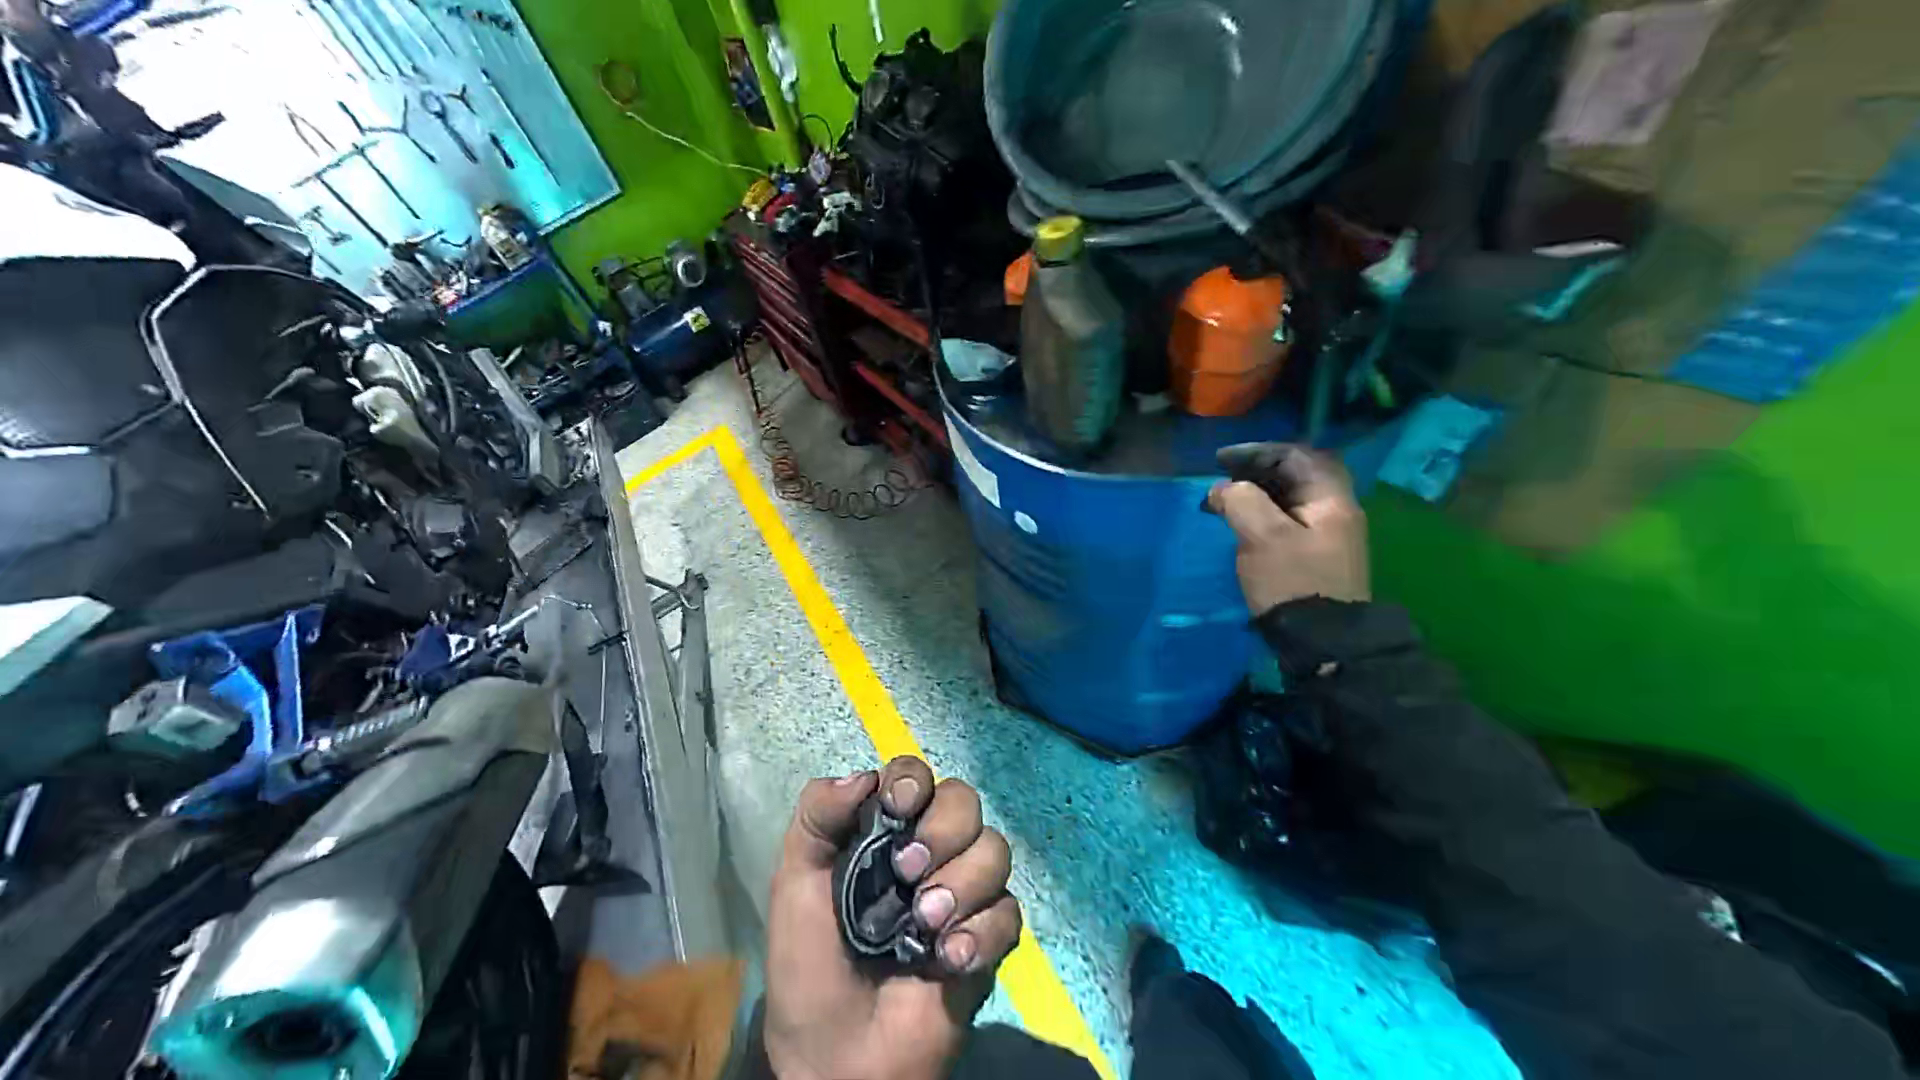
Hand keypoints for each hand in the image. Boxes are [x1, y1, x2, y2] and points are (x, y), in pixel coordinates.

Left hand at [765, 756, 1021, 1079]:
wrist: (836, 1058)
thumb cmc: (809, 966)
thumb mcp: (794, 883)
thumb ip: (815, 818)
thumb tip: (863, 776)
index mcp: (885, 832)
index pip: (917, 775)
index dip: (913, 780)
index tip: (898, 806)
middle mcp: (931, 851)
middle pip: (965, 802)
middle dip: (942, 832)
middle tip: (907, 875)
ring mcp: (963, 893)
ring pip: (994, 850)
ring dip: (962, 884)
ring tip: (925, 926)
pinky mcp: (988, 940)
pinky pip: (1009, 913)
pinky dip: (981, 933)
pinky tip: (948, 962)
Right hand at [1206, 442, 1369, 614]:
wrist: (1322, 642)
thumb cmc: (1292, 582)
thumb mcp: (1262, 537)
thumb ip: (1241, 501)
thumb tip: (1223, 489)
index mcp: (1331, 500)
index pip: (1296, 456)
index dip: (1257, 452)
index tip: (1221, 461)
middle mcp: (1336, 511)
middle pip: (1296, 475)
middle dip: (1256, 471)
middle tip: (1221, 479)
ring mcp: (1329, 536)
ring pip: (1291, 499)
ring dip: (1257, 494)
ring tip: (1223, 502)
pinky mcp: (1316, 557)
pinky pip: (1288, 520)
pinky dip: (1263, 514)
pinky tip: (1241, 525)